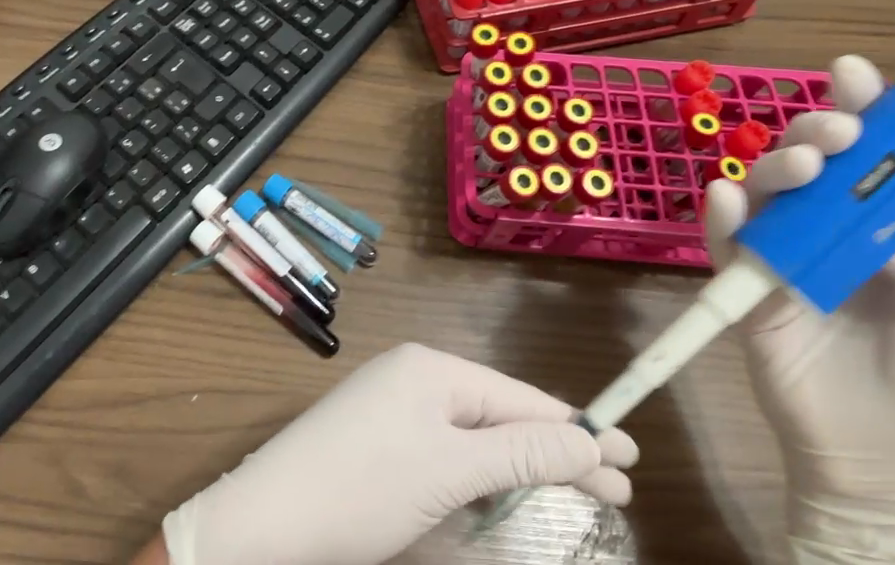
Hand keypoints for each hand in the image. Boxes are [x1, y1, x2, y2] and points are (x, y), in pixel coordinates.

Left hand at [160, 344, 636, 564]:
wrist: (263, 524)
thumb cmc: (363, 488)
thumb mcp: (451, 471)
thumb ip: (522, 453)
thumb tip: (591, 440)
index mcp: (431, 369)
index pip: (521, 398)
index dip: (578, 429)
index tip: (630, 459)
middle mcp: (412, 380)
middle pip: (499, 418)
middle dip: (552, 455)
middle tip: (614, 492)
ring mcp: (390, 412)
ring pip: (470, 442)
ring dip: (512, 473)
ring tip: (562, 497)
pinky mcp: (375, 448)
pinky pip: (439, 459)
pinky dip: (470, 484)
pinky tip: (490, 507)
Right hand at [703, 56, 894, 564]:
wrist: (880, 479)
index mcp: (885, 233)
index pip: (872, 159)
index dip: (865, 113)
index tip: (856, 76)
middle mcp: (828, 233)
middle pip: (810, 163)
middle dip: (817, 132)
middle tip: (841, 132)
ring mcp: (782, 258)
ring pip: (764, 191)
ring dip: (776, 165)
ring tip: (805, 167)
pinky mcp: (747, 289)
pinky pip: (725, 242)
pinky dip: (720, 215)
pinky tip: (728, 198)